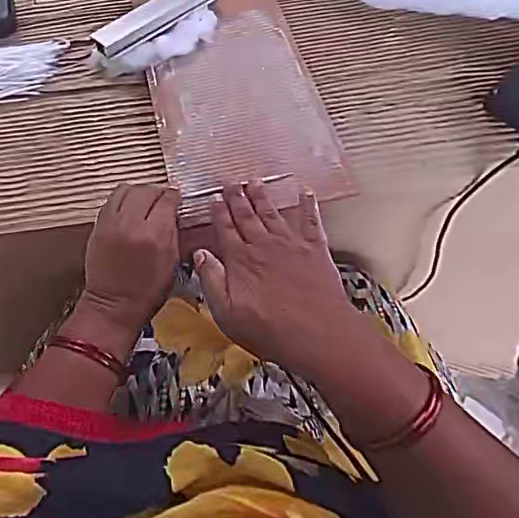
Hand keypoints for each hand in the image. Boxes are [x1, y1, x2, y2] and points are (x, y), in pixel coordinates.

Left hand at [81, 183, 181, 332]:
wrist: (113, 306)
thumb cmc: (145, 292)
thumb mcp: (172, 262)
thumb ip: (174, 232)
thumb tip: (174, 212)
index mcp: (154, 236)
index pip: (166, 199)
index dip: (174, 196)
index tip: (176, 197)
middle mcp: (130, 224)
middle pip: (146, 190)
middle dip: (157, 192)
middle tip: (162, 199)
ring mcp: (111, 224)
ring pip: (126, 189)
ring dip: (138, 192)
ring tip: (144, 201)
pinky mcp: (98, 227)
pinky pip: (111, 201)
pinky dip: (122, 200)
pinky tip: (129, 209)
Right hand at [192, 183, 372, 378]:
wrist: (318, 335)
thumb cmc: (272, 330)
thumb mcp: (227, 312)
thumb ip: (211, 280)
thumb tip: (200, 255)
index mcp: (241, 260)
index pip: (225, 229)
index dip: (218, 212)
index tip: (214, 199)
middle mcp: (264, 246)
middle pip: (246, 216)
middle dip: (237, 197)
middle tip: (231, 183)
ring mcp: (290, 245)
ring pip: (272, 213)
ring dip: (262, 196)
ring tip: (254, 182)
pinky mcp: (315, 251)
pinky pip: (310, 221)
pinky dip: (308, 205)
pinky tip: (305, 193)